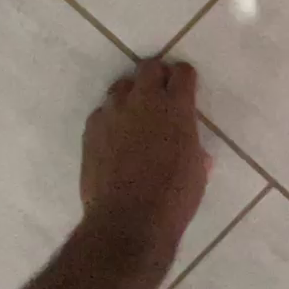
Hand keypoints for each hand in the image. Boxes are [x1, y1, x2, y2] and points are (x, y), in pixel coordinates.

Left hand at [80, 58, 212, 251]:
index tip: (185, 86)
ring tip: (136, 114)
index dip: (185, 78)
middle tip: (161, 94)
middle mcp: (144, 101)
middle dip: (157, 75)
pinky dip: (112, 118)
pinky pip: (102, 112)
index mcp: (177, 108)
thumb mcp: (196, 172)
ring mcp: (114, 113)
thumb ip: (195, 151)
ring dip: (132, 94)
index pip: (182, 72)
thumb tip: (196, 152)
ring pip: (122, 86)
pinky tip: (115, 138)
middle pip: (149, 67)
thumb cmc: (174, 198)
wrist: (128, 220)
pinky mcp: (91, 129)